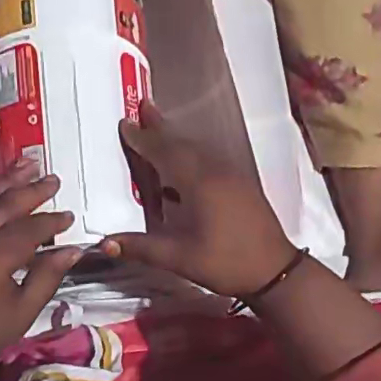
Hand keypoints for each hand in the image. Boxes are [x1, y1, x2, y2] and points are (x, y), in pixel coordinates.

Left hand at [0, 161, 81, 380]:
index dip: (50, 221)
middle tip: (52, 177)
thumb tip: (73, 249)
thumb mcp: (22, 311)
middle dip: (29, 190)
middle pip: (0, 206)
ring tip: (26, 166)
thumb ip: (47, 275)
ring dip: (2, 185)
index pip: (27, 229)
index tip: (69, 215)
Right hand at [101, 102, 295, 296]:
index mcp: (199, 184)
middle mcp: (216, 173)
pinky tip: (183, 168)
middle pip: (183, 144)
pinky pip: (210, 162)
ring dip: (177, 140)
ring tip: (159, 129)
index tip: (126, 123)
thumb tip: (105, 243)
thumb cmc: (226, 263)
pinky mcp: (241, 186)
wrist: (275, 272)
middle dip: (161, 128)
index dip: (144, 139)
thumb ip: (142, 248)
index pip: (165, 153)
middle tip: (143, 108)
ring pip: (199, 151)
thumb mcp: (180, 259)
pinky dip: (191, 156)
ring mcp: (232, 177)